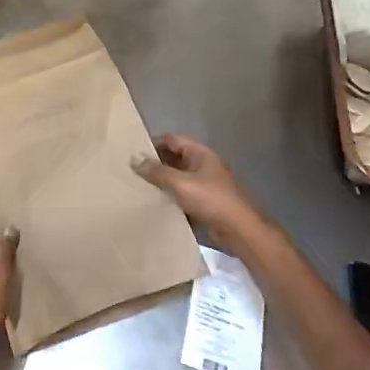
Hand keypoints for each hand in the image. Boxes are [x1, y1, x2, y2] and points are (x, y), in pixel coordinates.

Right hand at [133, 133, 261, 237]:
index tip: (133, 151)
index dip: (153, 142)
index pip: (172, 139)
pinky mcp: (203, 201)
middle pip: (174, 157)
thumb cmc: (210, 199)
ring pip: (177, 176)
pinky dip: (169, 195)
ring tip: (138, 185)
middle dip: (155, 162)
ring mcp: (204, 183)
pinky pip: (182, 193)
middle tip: (131, 170)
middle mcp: (202, 165)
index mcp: (200, 154)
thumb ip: (157, 171)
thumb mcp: (180, 183)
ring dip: (161, 180)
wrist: (237, 229)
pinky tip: (154, 202)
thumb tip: (134, 160)